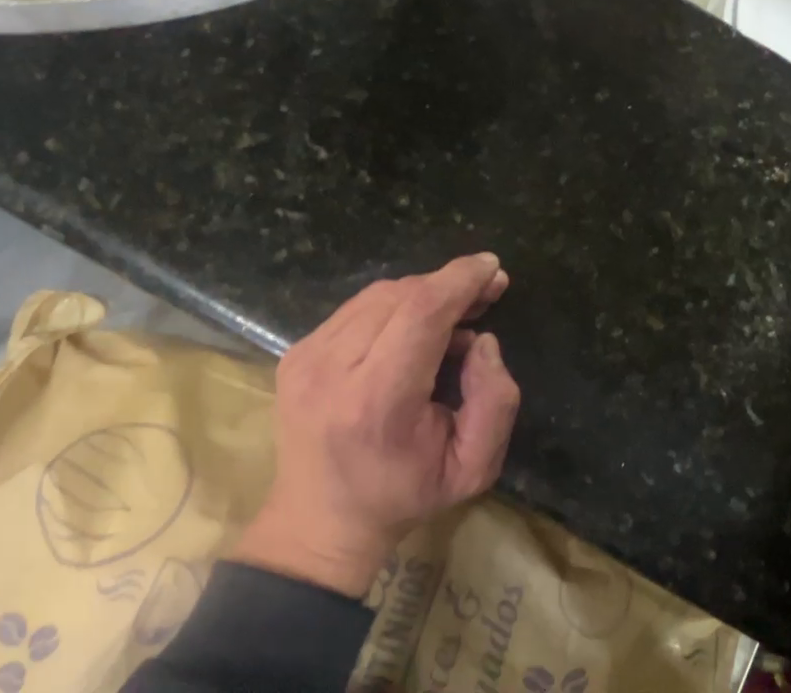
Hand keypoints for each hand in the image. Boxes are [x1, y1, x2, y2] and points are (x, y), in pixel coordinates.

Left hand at [232, 253, 520, 596]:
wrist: (319, 523)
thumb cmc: (404, 495)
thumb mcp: (473, 467)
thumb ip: (495, 401)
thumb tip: (482, 340)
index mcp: (377, 400)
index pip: (420, 312)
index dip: (460, 280)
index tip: (493, 268)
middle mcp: (332, 370)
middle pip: (400, 295)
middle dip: (449, 284)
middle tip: (486, 293)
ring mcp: (305, 358)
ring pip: (377, 295)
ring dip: (423, 293)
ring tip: (455, 312)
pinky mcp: (295, 354)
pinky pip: (356, 309)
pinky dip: (394, 307)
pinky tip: (414, 329)